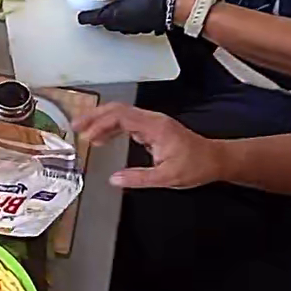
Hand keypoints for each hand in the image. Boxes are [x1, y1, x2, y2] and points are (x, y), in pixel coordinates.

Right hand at [73, 103, 227, 188]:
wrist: (215, 160)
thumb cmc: (196, 166)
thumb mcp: (167, 177)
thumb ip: (138, 178)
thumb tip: (113, 180)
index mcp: (155, 127)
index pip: (121, 117)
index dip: (101, 123)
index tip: (86, 135)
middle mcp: (152, 120)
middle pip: (118, 110)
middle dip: (95, 116)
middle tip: (75, 125)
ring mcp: (152, 123)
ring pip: (121, 115)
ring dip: (101, 121)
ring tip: (82, 132)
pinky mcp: (152, 128)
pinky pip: (126, 123)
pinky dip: (111, 128)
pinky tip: (101, 139)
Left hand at [78, 0, 177, 34]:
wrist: (169, 4)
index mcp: (111, 16)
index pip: (91, 19)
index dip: (84, 17)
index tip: (80, 17)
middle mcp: (119, 26)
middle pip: (104, 22)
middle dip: (100, 15)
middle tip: (98, 7)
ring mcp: (131, 28)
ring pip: (117, 23)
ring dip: (114, 15)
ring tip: (116, 5)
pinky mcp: (142, 27)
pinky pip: (129, 22)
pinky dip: (127, 16)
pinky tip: (131, 7)